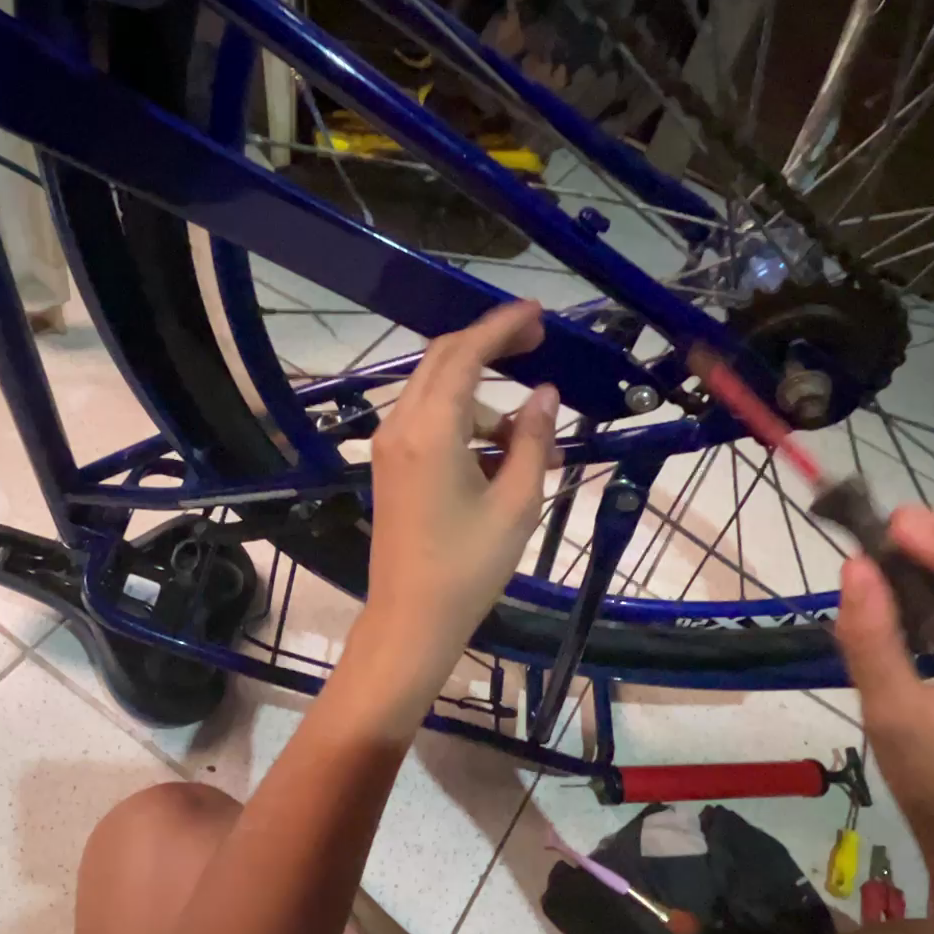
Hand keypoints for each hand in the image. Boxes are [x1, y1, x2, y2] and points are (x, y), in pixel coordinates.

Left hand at [354, 302, 560, 688]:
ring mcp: (388, 445)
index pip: (465, 354)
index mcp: (430, 431)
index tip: (538, 314)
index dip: (502, 326)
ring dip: (482, 398)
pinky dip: (462, 421)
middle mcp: (400, 426)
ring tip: (529, 440)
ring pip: (436, 392)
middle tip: (536, 345)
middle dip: (488, 345)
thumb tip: (545, 395)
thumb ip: (533, 441)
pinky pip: (427, 421)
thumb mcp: (516, 503)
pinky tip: (495, 455)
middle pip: (442, 360)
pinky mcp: (389, 465)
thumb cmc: (469, 568)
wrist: (410, 619)